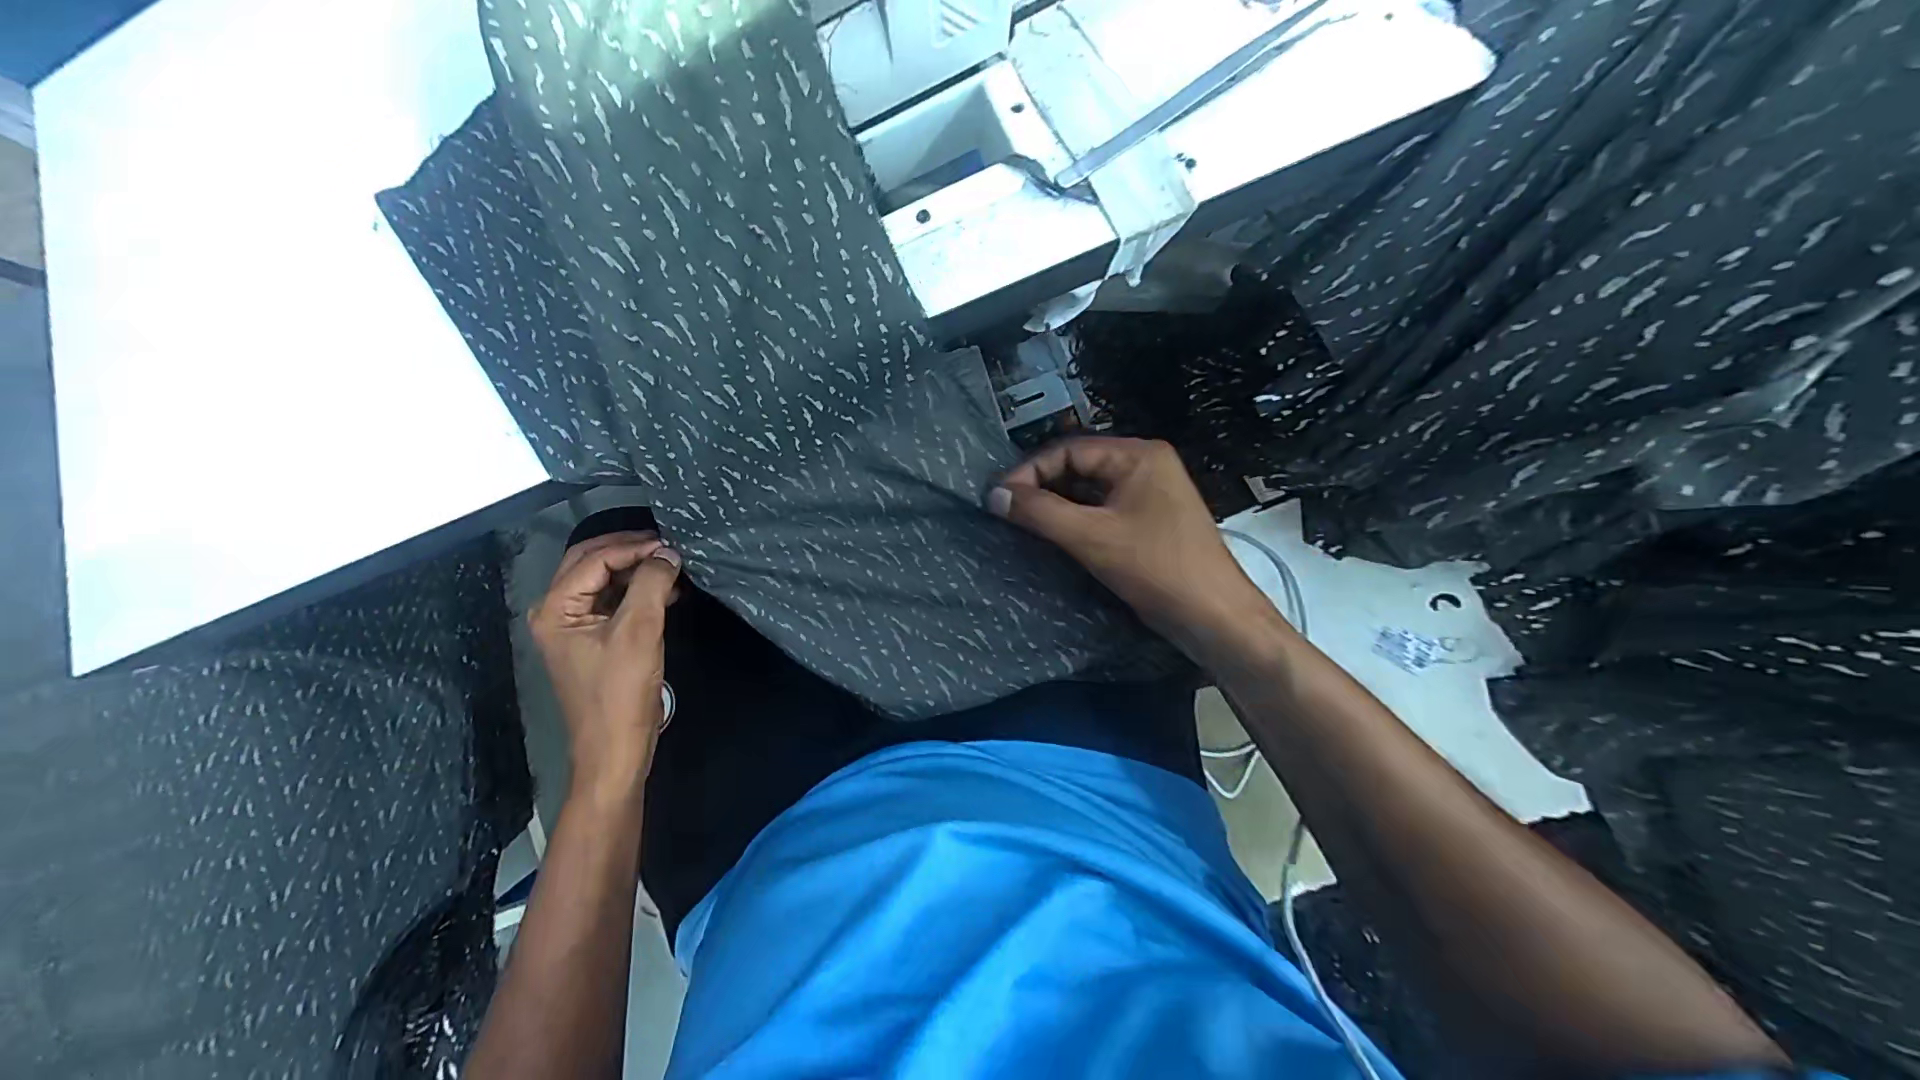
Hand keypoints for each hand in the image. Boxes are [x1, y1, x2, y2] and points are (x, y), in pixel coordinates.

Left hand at [529, 530, 682, 799]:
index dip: (634, 547)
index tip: (672, 545)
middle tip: (668, 546)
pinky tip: (667, 592)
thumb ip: (652, 584)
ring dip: (636, 570)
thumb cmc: (621, 691)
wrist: (616, 749)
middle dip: (629, 550)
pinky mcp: (593, 641)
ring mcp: (574, 627)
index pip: (594, 559)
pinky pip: (613, 602)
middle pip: (591, 563)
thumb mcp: (640, 631)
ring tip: (672, 566)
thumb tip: (668, 553)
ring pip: (604, 581)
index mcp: (555, 608)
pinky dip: (638, 591)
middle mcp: (557, 612)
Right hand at [989, 437, 1283, 663]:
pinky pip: (1102, 511)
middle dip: (1042, 487)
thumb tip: (994, 495)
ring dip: (1057, 505)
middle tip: (1008, 511)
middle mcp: (1145, 466)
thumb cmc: (1156, 567)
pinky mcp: (1148, 522)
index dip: (1030, 471)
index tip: (999, 497)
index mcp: (1138, 455)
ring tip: (1023, 524)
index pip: (1070, 449)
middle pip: (1079, 466)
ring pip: (1089, 491)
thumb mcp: (1091, 537)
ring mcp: (1149, 494)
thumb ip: (1040, 512)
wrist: (1213, 615)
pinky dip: (1076, 521)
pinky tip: (1053, 537)